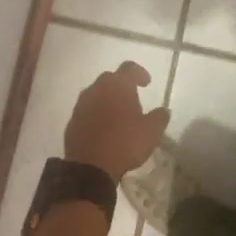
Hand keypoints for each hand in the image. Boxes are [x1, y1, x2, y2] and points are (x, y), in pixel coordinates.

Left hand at [63, 61, 170, 178]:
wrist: (89, 168)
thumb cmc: (124, 143)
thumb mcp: (151, 132)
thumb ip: (160, 117)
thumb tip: (164, 110)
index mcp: (118, 85)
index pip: (129, 68)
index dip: (140, 73)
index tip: (146, 83)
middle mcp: (97, 88)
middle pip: (110, 78)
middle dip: (121, 86)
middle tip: (131, 100)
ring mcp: (82, 104)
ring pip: (96, 94)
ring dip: (106, 99)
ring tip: (116, 115)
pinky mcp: (72, 121)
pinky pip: (86, 111)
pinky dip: (95, 114)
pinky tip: (102, 129)